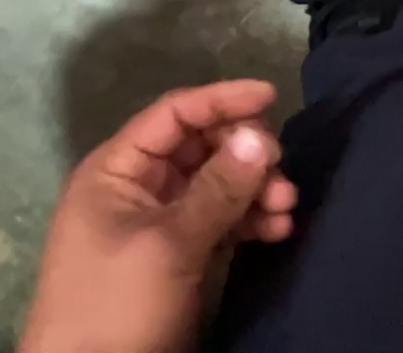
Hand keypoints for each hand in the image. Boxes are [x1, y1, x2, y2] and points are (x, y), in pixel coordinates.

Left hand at [20, 80, 298, 352]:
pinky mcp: (180, 255)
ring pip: (218, 183)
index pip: (175, 114)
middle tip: (280, 169)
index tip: (272, 95)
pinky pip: (222, 219)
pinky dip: (250, 220)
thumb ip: (217, 188)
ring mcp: (160, 222)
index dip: (222, 99)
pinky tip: (278, 229)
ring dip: (255, 189)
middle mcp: (138, 186)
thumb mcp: (169, 245)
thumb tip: (260, 137)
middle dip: (245, 153)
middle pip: (202, 146)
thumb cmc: (116, 307)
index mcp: (117, 170)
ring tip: (286, 207)